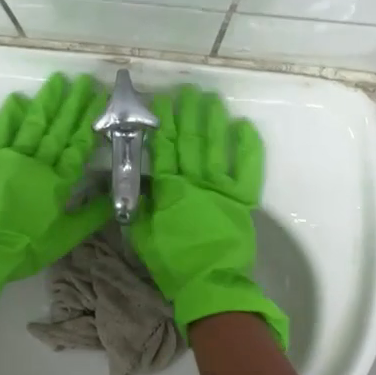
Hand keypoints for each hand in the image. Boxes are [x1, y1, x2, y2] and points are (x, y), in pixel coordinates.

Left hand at [0, 72, 108, 314]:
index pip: (78, 145)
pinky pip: (0, 131)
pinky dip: (9, 115)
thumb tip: (119, 198)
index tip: (100, 102)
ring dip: (47, 101)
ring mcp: (12, 158)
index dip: (90, 122)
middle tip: (84, 81)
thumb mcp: (67, 236)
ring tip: (58, 80)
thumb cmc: (29, 246)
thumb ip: (92, 215)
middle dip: (73, 104)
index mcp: (58, 181)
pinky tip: (19, 98)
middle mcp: (38, 162)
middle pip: (59, 129)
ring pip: (34, 124)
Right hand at [131, 86, 289, 347]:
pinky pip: (247, 168)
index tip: (160, 102)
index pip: (163, 148)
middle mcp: (194, 181)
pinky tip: (243, 125)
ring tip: (210, 99)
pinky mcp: (242, 199)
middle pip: (190, 141)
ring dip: (212, 121)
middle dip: (187, 114)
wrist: (207, 283)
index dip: (162, 123)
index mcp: (168, 188)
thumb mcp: (140, 233)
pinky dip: (247, 146)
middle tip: (186, 90)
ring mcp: (220, 188)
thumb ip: (135, 205)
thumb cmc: (171, 262)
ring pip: (216, 146)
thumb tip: (128, 182)